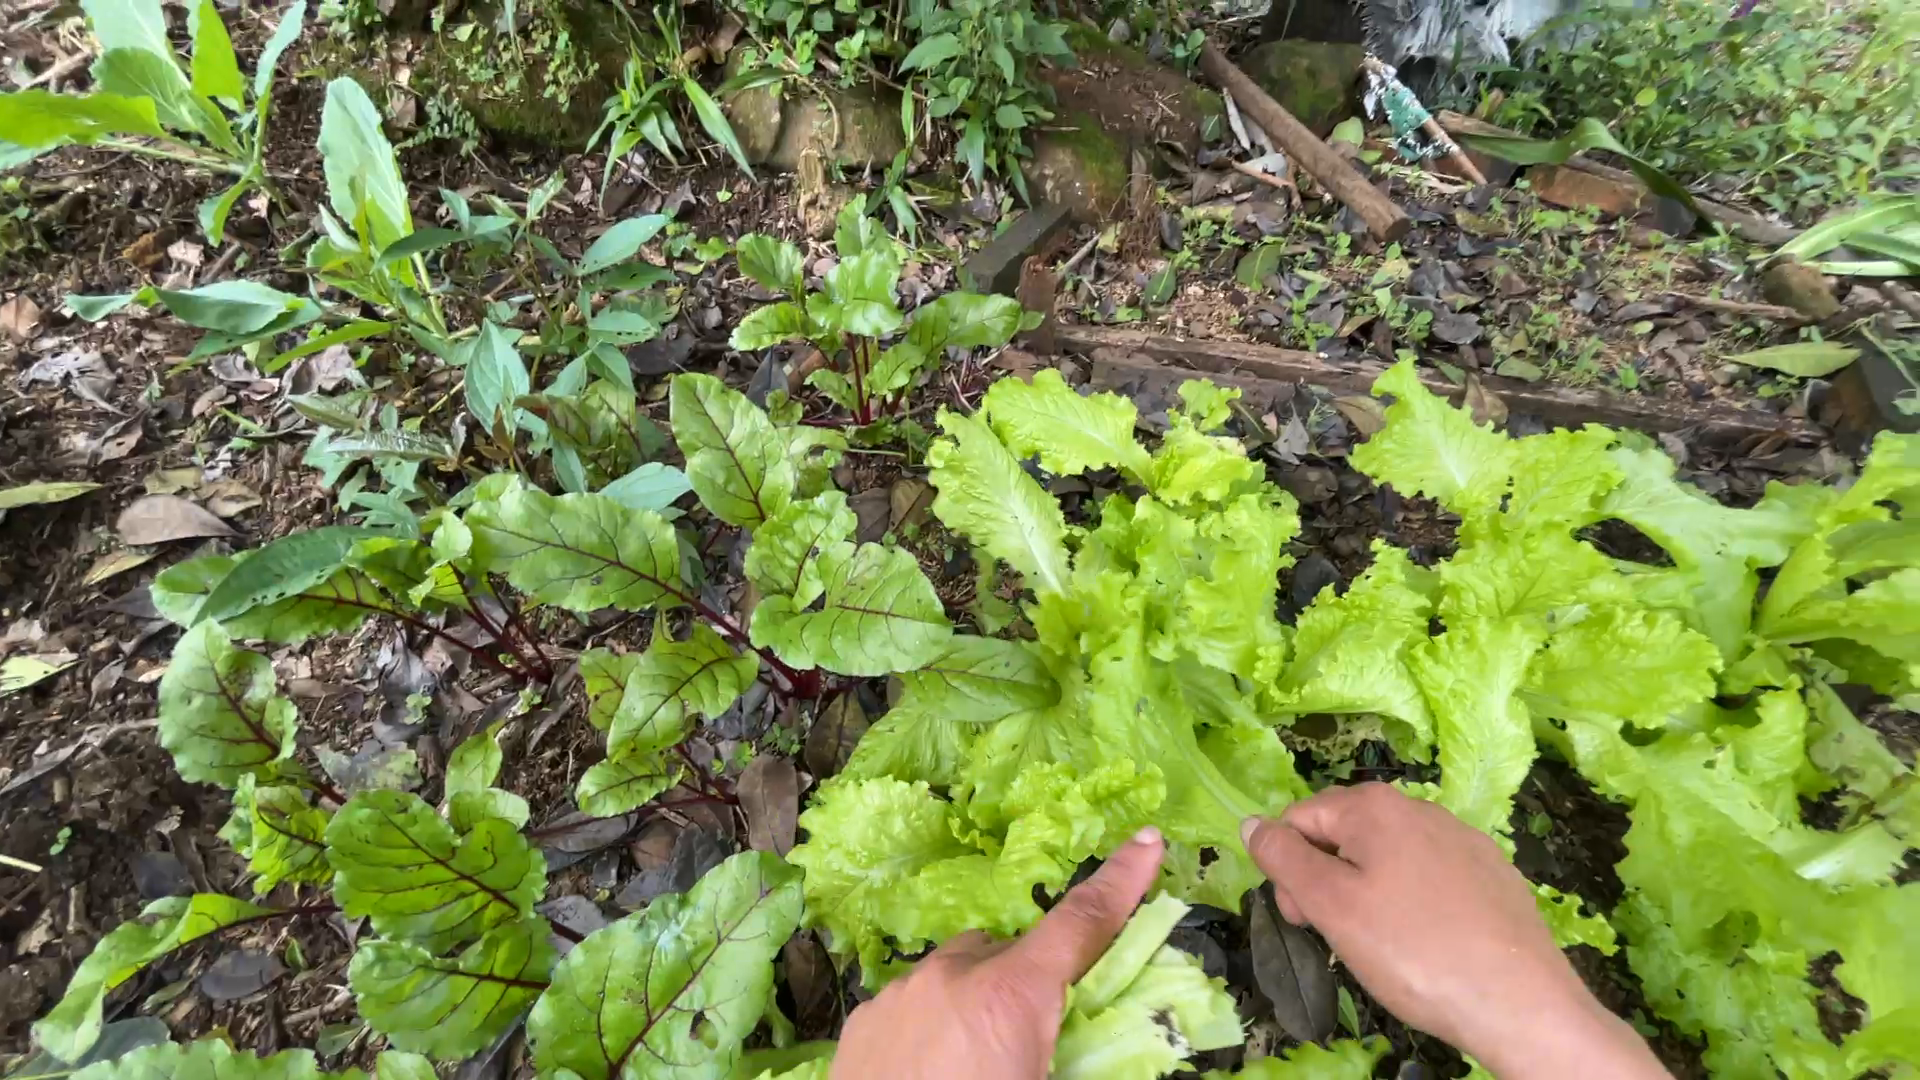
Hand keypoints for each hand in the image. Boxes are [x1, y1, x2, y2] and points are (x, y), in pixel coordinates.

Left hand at [830, 826, 1164, 1079]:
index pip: (1081, 922)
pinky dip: (931, 1023)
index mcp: (1010, 996)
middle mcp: (953, 974)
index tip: (1147, 839)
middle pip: (1011, 956)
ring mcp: (902, 990)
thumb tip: (1079, 1027)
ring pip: (958, 975)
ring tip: (972, 1067)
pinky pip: (914, 1000)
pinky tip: (926, 1071)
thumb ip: (1080, 1050)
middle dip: (1028, 986)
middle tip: (1029, 1048)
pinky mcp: (864, 1016)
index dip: (1121, 878)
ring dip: (976, 1005)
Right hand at [1242, 783, 1667, 1079]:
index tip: (1304, 920)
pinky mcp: (1493, 874)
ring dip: (1367, 891)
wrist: (1530, 1012)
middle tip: (1338, 937)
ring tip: (1384, 945)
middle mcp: (1416, 806)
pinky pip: (1428, 876)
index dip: (1289, 870)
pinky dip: (1413, 902)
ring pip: (1385, 856)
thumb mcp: (1329, 904)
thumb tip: (1250, 822)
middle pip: (1342, 835)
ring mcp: (1461, 839)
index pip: (1298, 821)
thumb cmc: (1414, 951)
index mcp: (1372, 804)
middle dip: (1327, 880)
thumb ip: (1280, 857)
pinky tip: (1427, 942)